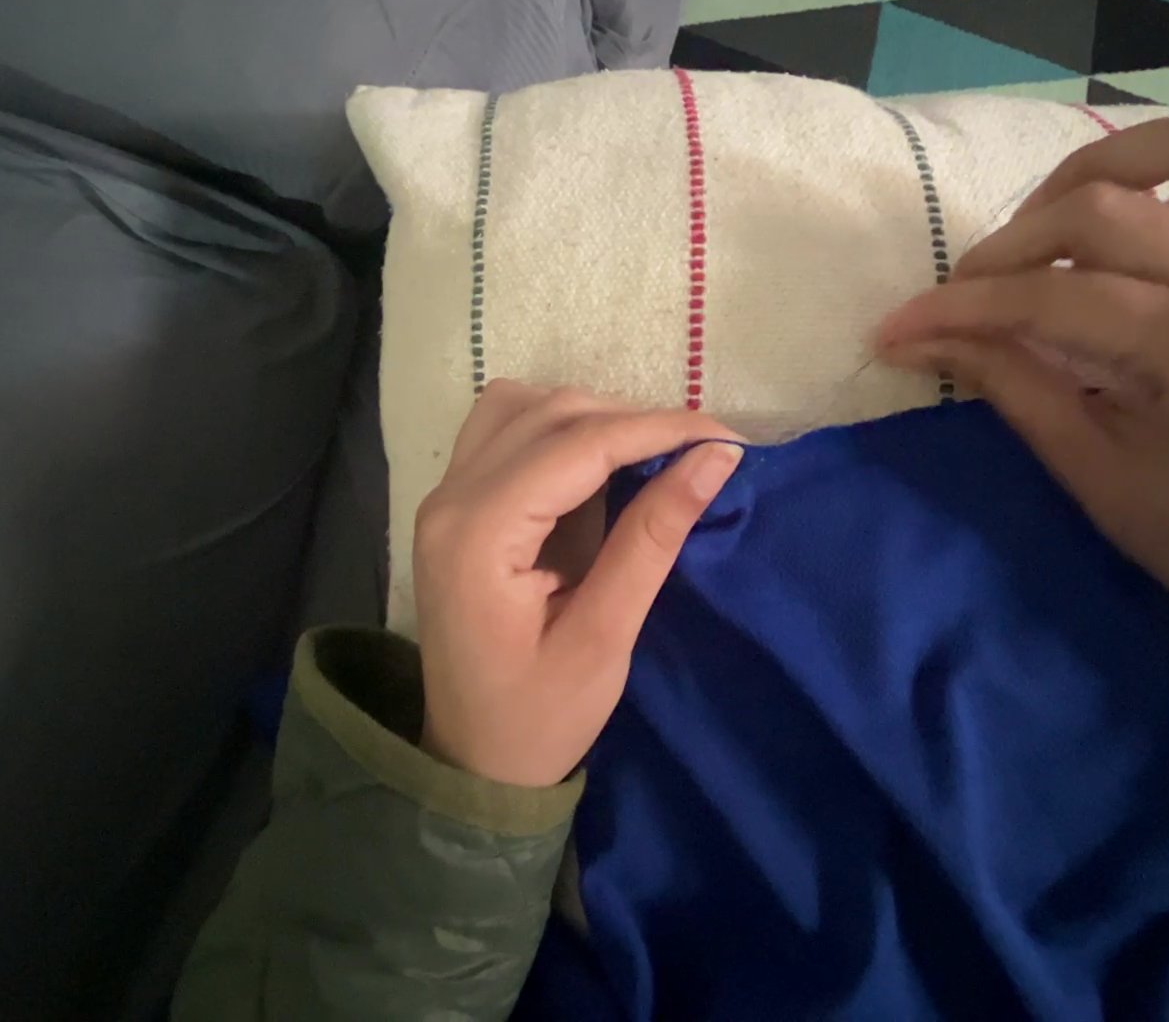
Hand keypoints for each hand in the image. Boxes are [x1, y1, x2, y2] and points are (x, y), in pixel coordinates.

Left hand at [412, 380, 744, 786]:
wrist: (472, 761)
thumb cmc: (539, 718)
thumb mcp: (605, 635)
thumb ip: (653, 538)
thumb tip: (714, 459)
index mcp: (479, 536)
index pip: (578, 446)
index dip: (658, 430)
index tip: (724, 437)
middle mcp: (450, 499)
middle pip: (549, 414)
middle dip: (632, 421)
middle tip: (698, 452)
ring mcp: (444, 498)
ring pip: (523, 408)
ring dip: (593, 417)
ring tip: (651, 452)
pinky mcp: (454, 506)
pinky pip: (505, 431)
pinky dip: (558, 428)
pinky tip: (594, 461)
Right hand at [876, 106, 1168, 631]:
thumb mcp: (1081, 463)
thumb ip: (1003, 379)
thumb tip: (912, 336)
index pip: (1054, 297)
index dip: (959, 308)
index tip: (894, 327)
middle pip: (1111, 207)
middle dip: (1011, 244)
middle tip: (964, 291)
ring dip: (1120, 164)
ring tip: (1063, 220)